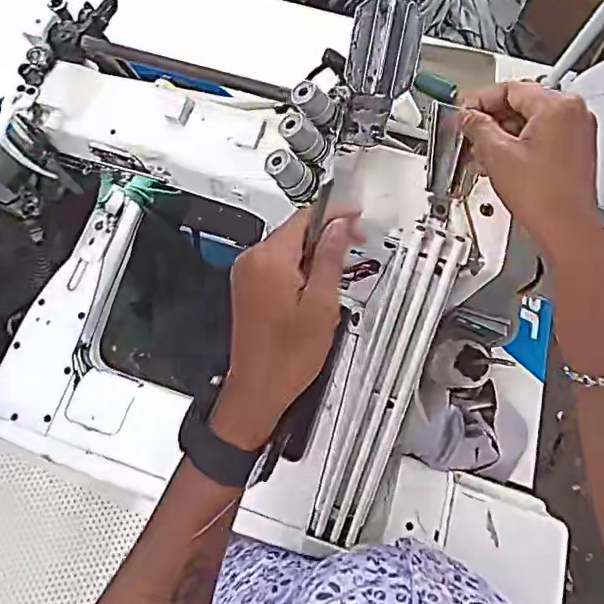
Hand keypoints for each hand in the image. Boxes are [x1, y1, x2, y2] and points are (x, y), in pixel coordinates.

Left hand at [216, 208, 360, 449]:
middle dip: (328, 237)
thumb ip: (332, 259)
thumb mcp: (322, 304)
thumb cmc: (286, 357)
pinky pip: (278, 263)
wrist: (259, 388)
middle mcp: (252, 261)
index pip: (306, 217)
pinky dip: (300, 267)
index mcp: (269, 260)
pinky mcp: (248, 286)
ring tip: (336, 278)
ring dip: (315, 254)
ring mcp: (247, 273)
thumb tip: (341, 227)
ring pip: (289, 247)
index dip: (336, 214)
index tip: (355, 218)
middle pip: (297, 230)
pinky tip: (316, 288)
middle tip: (354, 247)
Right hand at [461, 81, 603, 256]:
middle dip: (492, 121)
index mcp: (558, 106)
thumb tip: (468, 117)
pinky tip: (501, 163)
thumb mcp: (497, 154)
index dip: (480, 100)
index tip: (465, 113)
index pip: (510, 89)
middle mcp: (574, 114)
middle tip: (470, 133)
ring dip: (503, 136)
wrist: (566, 228)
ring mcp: (578, 133)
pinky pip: (543, 137)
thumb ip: (478, 126)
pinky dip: (520, 146)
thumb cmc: (545, 196)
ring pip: (531, 123)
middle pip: (522, 104)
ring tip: (483, 154)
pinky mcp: (576, 152)